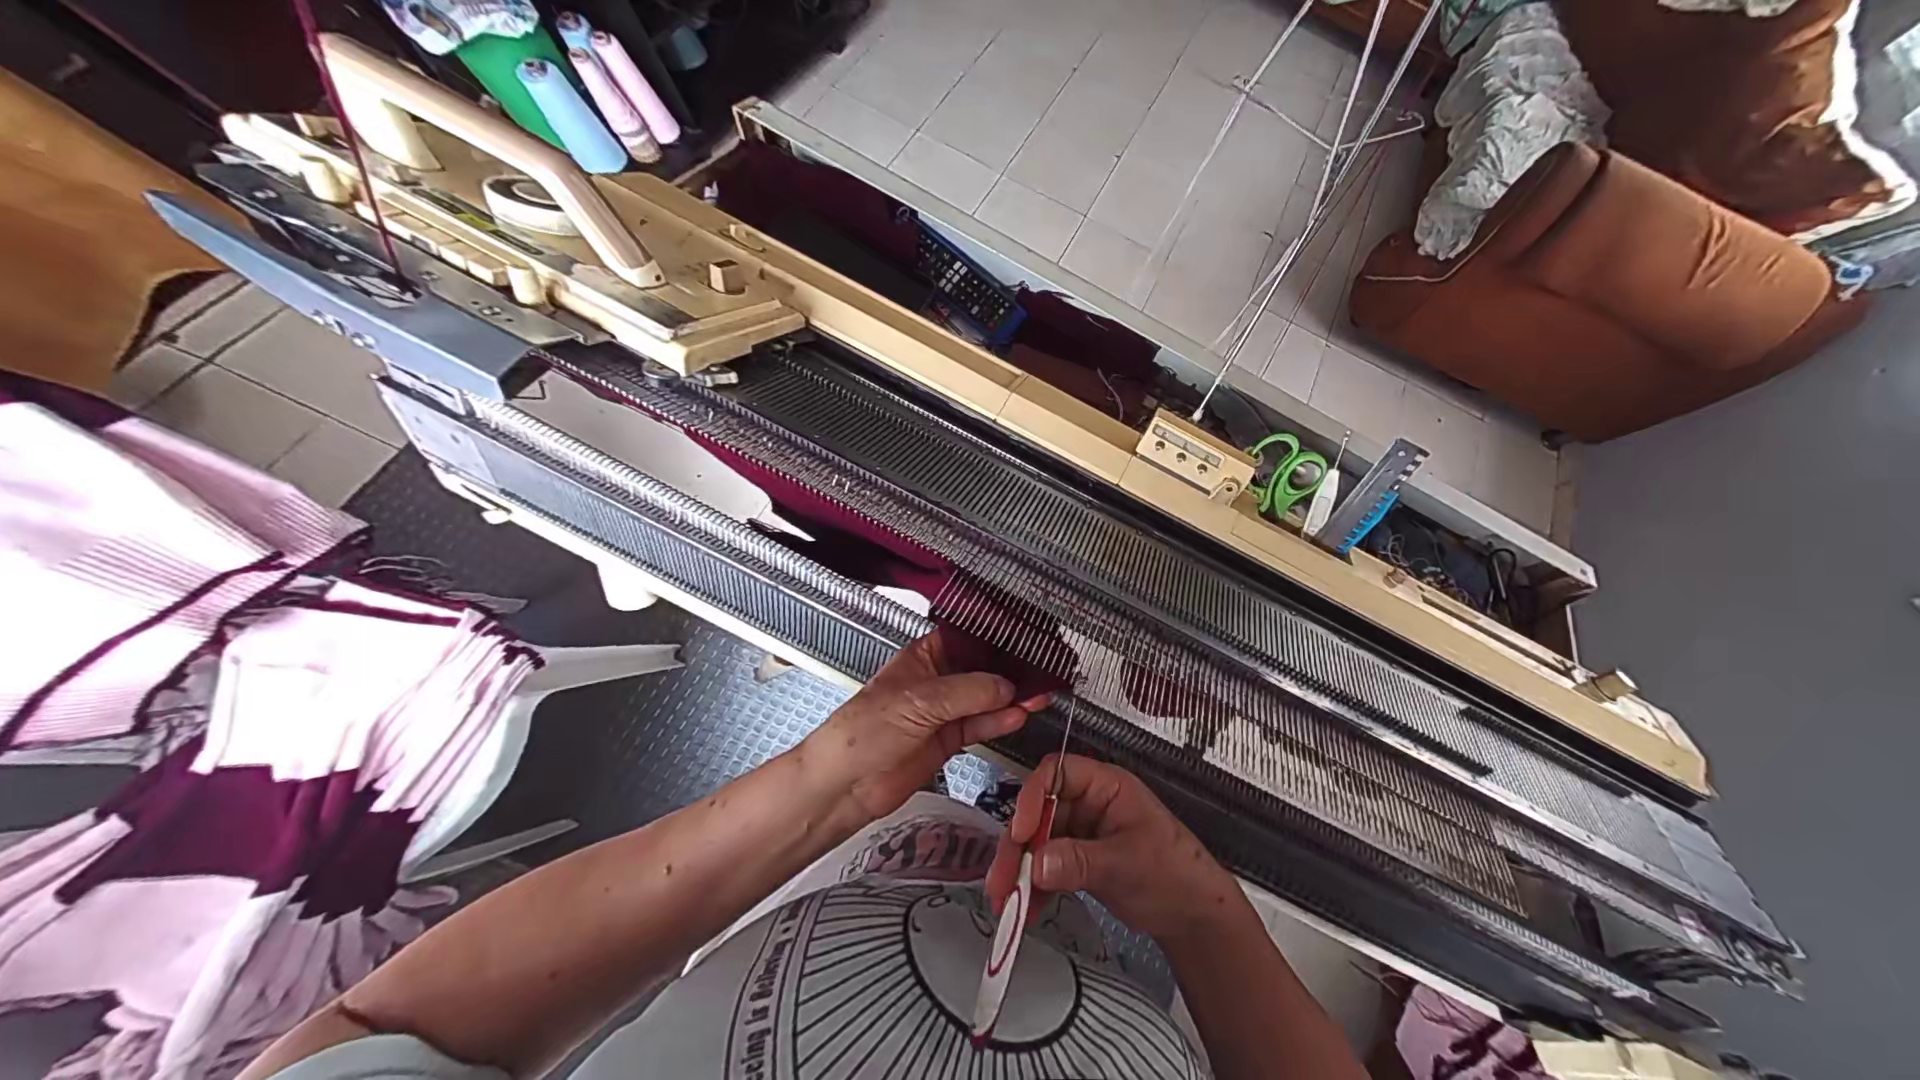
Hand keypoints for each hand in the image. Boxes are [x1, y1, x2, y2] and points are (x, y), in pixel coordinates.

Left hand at [798, 631, 1047, 822]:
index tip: (1024, 641)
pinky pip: (981, 726)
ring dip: (1011, 698)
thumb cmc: (861, 731)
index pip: (966, 641)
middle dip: (1010, 672)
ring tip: (1038, 694)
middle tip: (1040, 671)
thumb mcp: (918, 702)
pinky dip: (1000, 722)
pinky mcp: (948, 741)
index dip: (994, 641)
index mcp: (922, 657)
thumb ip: (966, 692)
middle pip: (981, 672)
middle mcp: (935, 681)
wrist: (845, 785)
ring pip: (986, 700)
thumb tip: (1005, 686)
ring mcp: (942, 712)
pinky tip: (1018, 715)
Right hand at [985, 754, 1239, 943]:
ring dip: (1018, 869)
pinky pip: (1045, 865)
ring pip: (1036, 840)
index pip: (1057, 773)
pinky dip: (1032, 885)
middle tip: (1003, 877)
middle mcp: (1088, 803)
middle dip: (1018, 845)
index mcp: (1105, 786)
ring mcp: (1080, 831)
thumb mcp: (1128, 863)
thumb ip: (1081, 861)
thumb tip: (1039, 862)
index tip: (1023, 832)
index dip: (1034, 797)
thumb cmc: (1176, 873)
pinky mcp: (1075, 858)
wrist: (1195, 916)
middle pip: (1039, 810)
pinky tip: (1027, 907)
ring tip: (1007, 899)